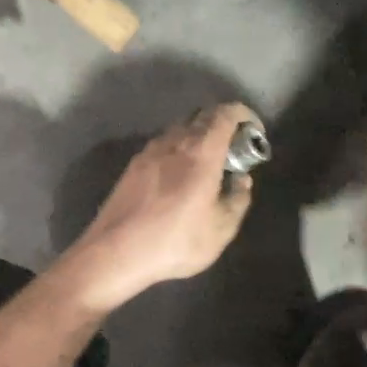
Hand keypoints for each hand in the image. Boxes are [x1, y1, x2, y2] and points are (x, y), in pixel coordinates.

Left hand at [59, 103, 261, 312]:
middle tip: (232, 150)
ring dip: (196, 137)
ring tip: (205, 163)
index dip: (243, 114)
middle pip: (200, 117)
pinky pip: (160, 146)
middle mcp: (173, 144)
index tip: (252, 129)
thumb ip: (238, 199)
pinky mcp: (130, 167)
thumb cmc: (175, 242)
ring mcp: (147, 153)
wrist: (115, 252)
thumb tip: (241, 180)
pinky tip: (177, 175)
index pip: (225, 114)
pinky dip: (176, 150)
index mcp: (201, 153)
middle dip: (221, 125)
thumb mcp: (221, 229)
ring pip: (177, 130)